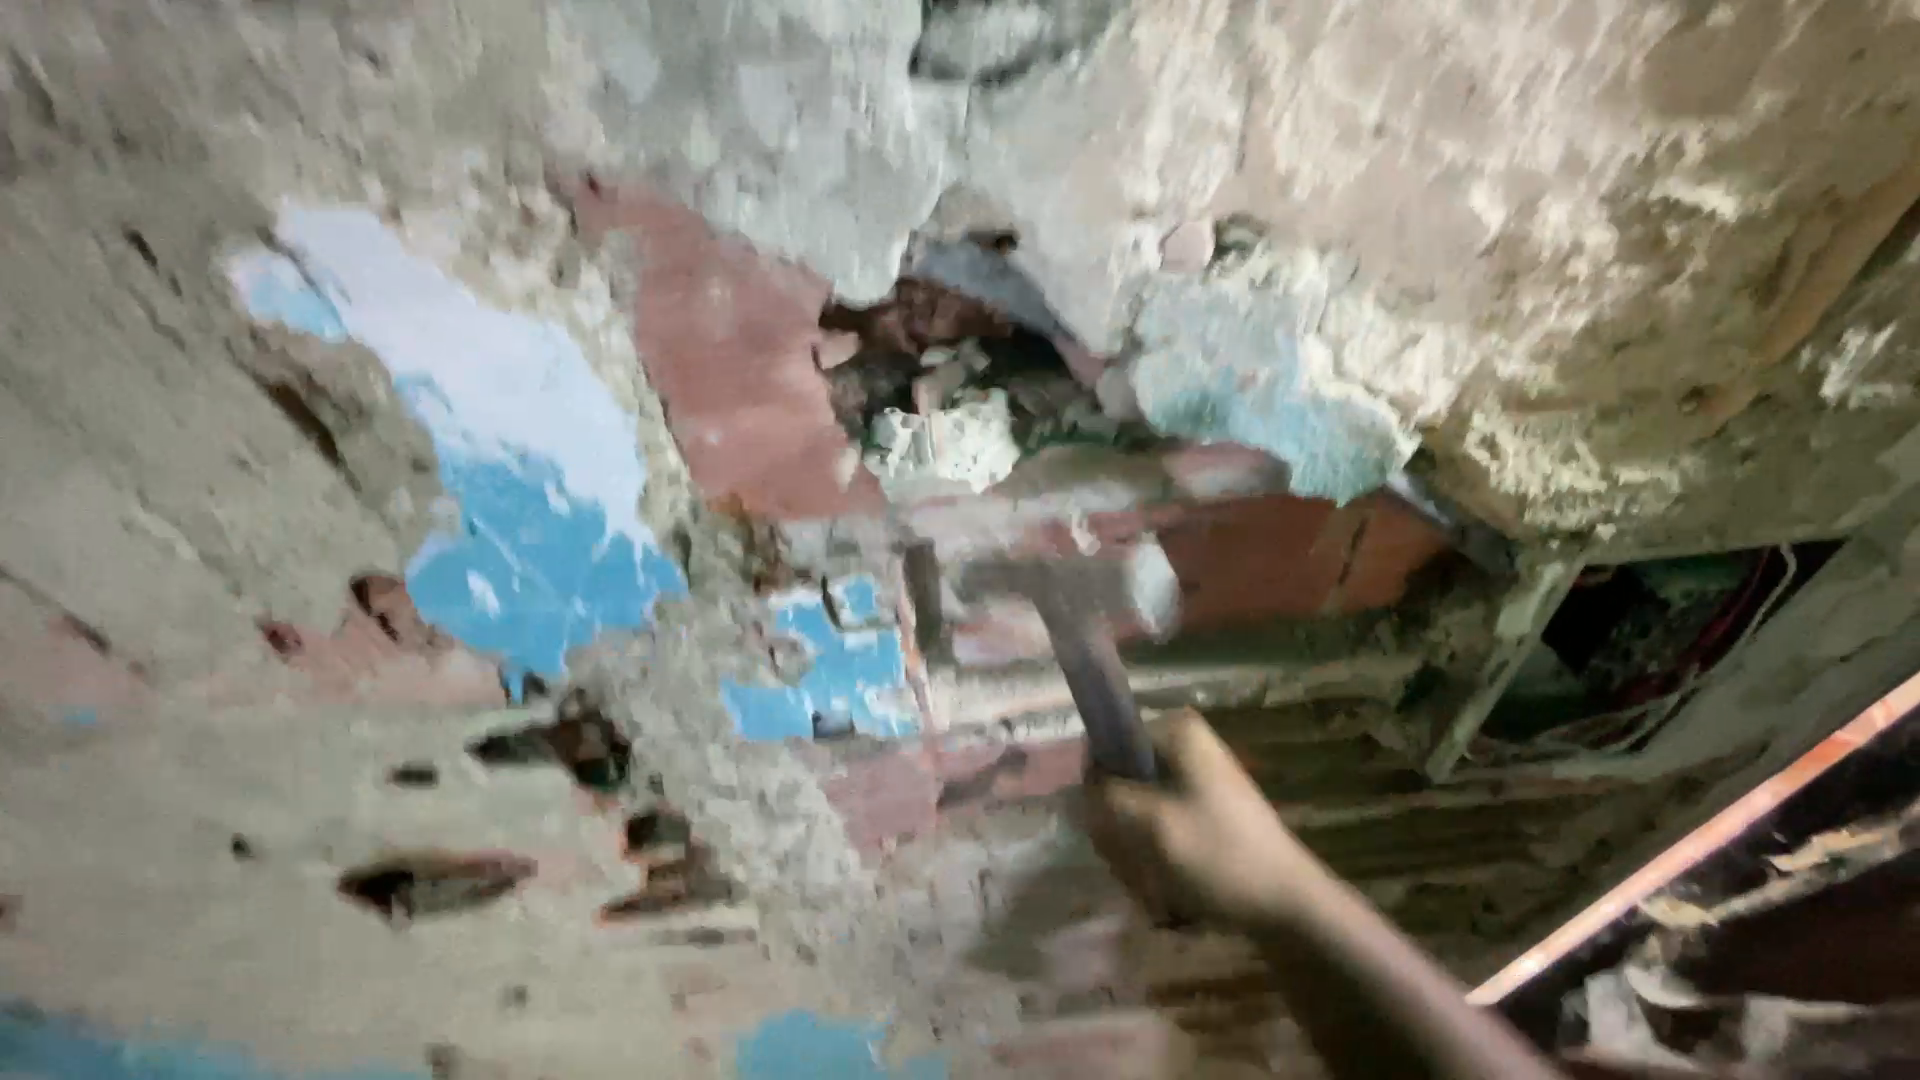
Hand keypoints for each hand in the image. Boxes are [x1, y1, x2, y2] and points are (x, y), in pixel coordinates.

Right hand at [1082, 709, 1324, 928]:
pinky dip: (1155, 848)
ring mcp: (1198, 772)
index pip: (1105, 744)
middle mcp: (1186, 741)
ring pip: (1137, 801)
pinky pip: (1160, 817)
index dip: (1098, 787)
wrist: (1290, 904)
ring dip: (1134, 841)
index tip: (1107, 828)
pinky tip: (1163, 882)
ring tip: (1148, 879)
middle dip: (1118, 821)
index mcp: (1176, 731)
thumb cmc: (1221, 857)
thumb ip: (1107, 795)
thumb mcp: (1152, 825)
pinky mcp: (1206, 803)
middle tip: (1130, 862)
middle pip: (1121, 774)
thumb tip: (1083, 784)